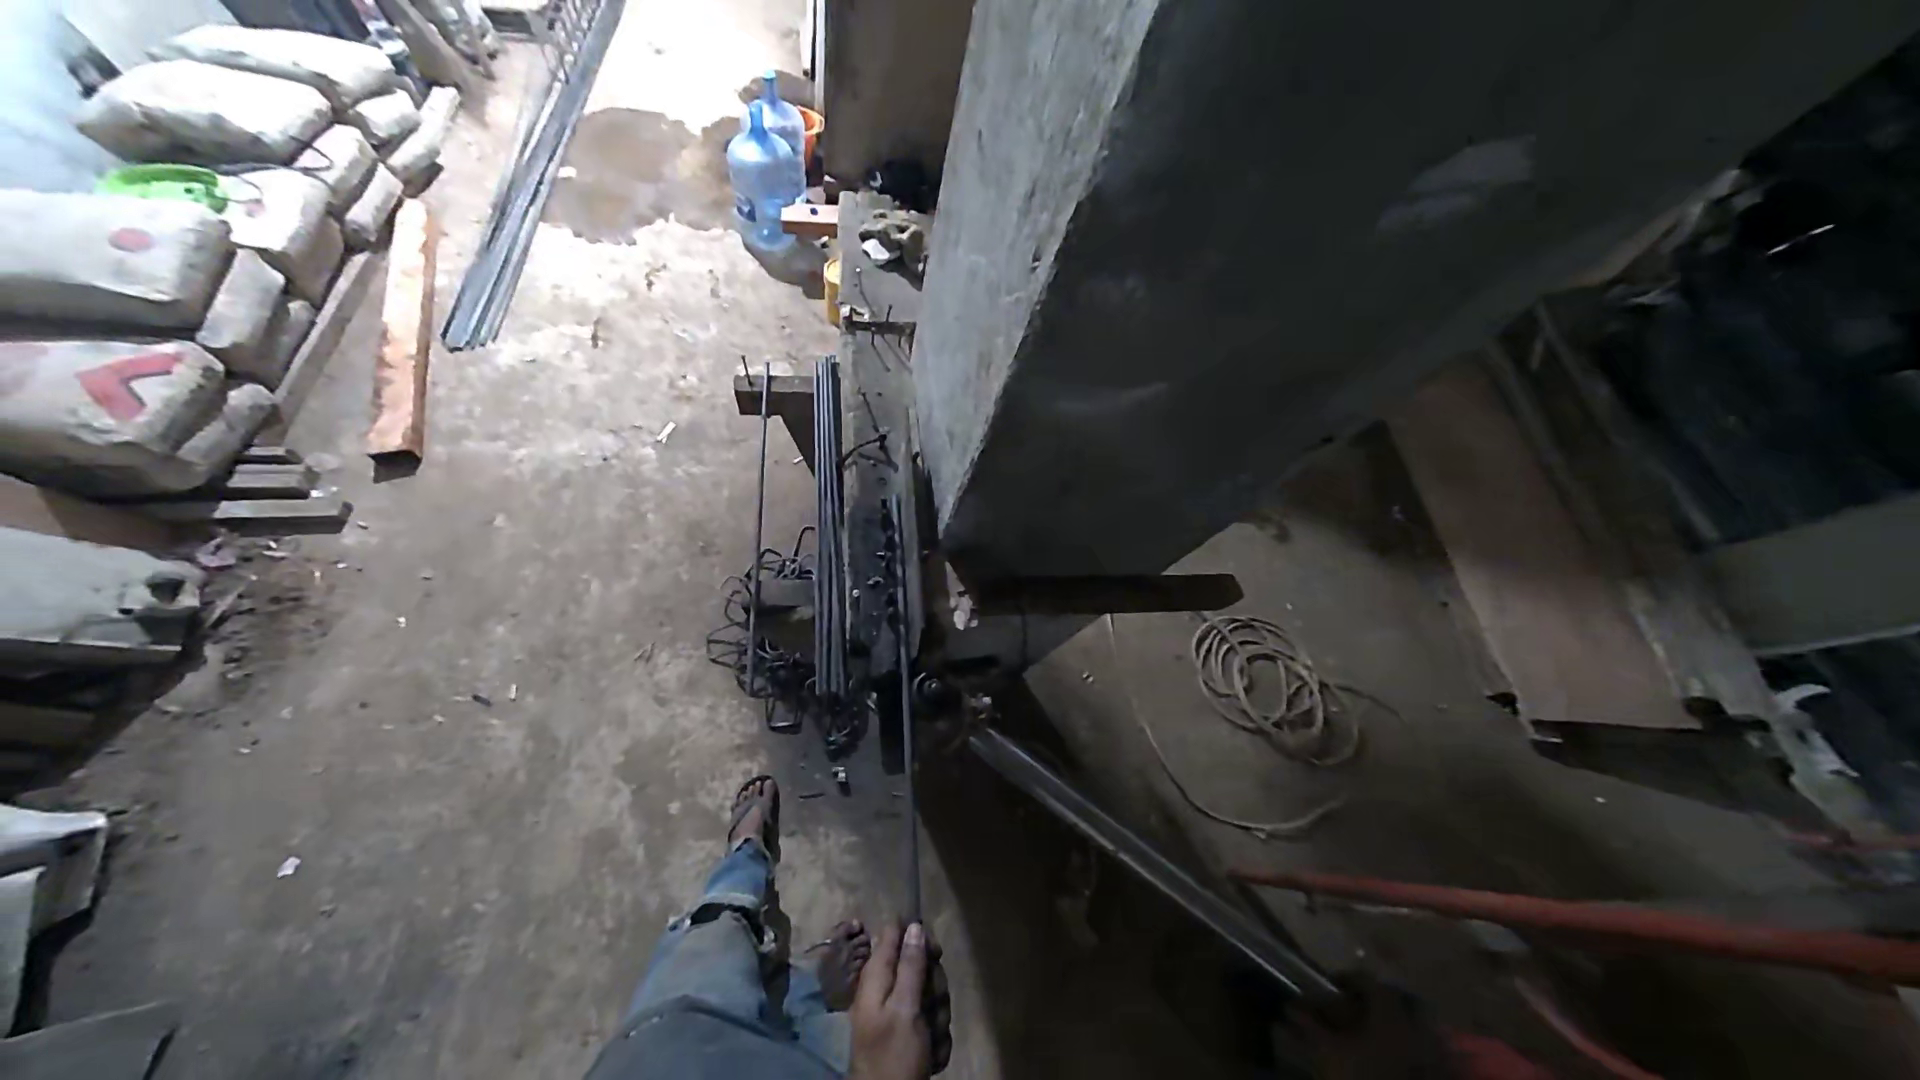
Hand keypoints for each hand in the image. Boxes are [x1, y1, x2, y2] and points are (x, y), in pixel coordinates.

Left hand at [847, 921, 949, 1079]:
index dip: (917, 938)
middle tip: (932, 1008)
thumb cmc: (893, 1057)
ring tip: (931, 1040)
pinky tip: (931, 1055)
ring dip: (938, 1017)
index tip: (935, 954)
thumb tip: (914, 925)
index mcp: (877, 977)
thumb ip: (911, 966)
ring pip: (930, 996)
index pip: (896, 934)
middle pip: (920, 967)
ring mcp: (898, 1013)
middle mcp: (886, 990)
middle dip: (934, 988)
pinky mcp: (909, 1034)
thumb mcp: (905, 1009)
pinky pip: (931, 1022)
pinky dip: (935, 1038)